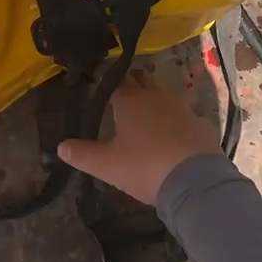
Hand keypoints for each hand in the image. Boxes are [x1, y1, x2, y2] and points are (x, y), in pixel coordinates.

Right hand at [57, 75, 222, 204]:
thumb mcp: (108, 166)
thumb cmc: (145, 167)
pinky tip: (175, 137)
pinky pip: (186, 115)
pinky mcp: (201, 123)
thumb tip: (60, 147)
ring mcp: (182, 107)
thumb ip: (83, 155)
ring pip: (165, 94)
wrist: (195, 182)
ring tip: (149, 118)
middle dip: (134, 85)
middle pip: (143, 80)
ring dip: (156, 101)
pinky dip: (178, 121)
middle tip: (124, 100)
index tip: (104, 91)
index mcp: (131, 100)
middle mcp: (157, 96)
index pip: (117, 82)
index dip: (110, 85)